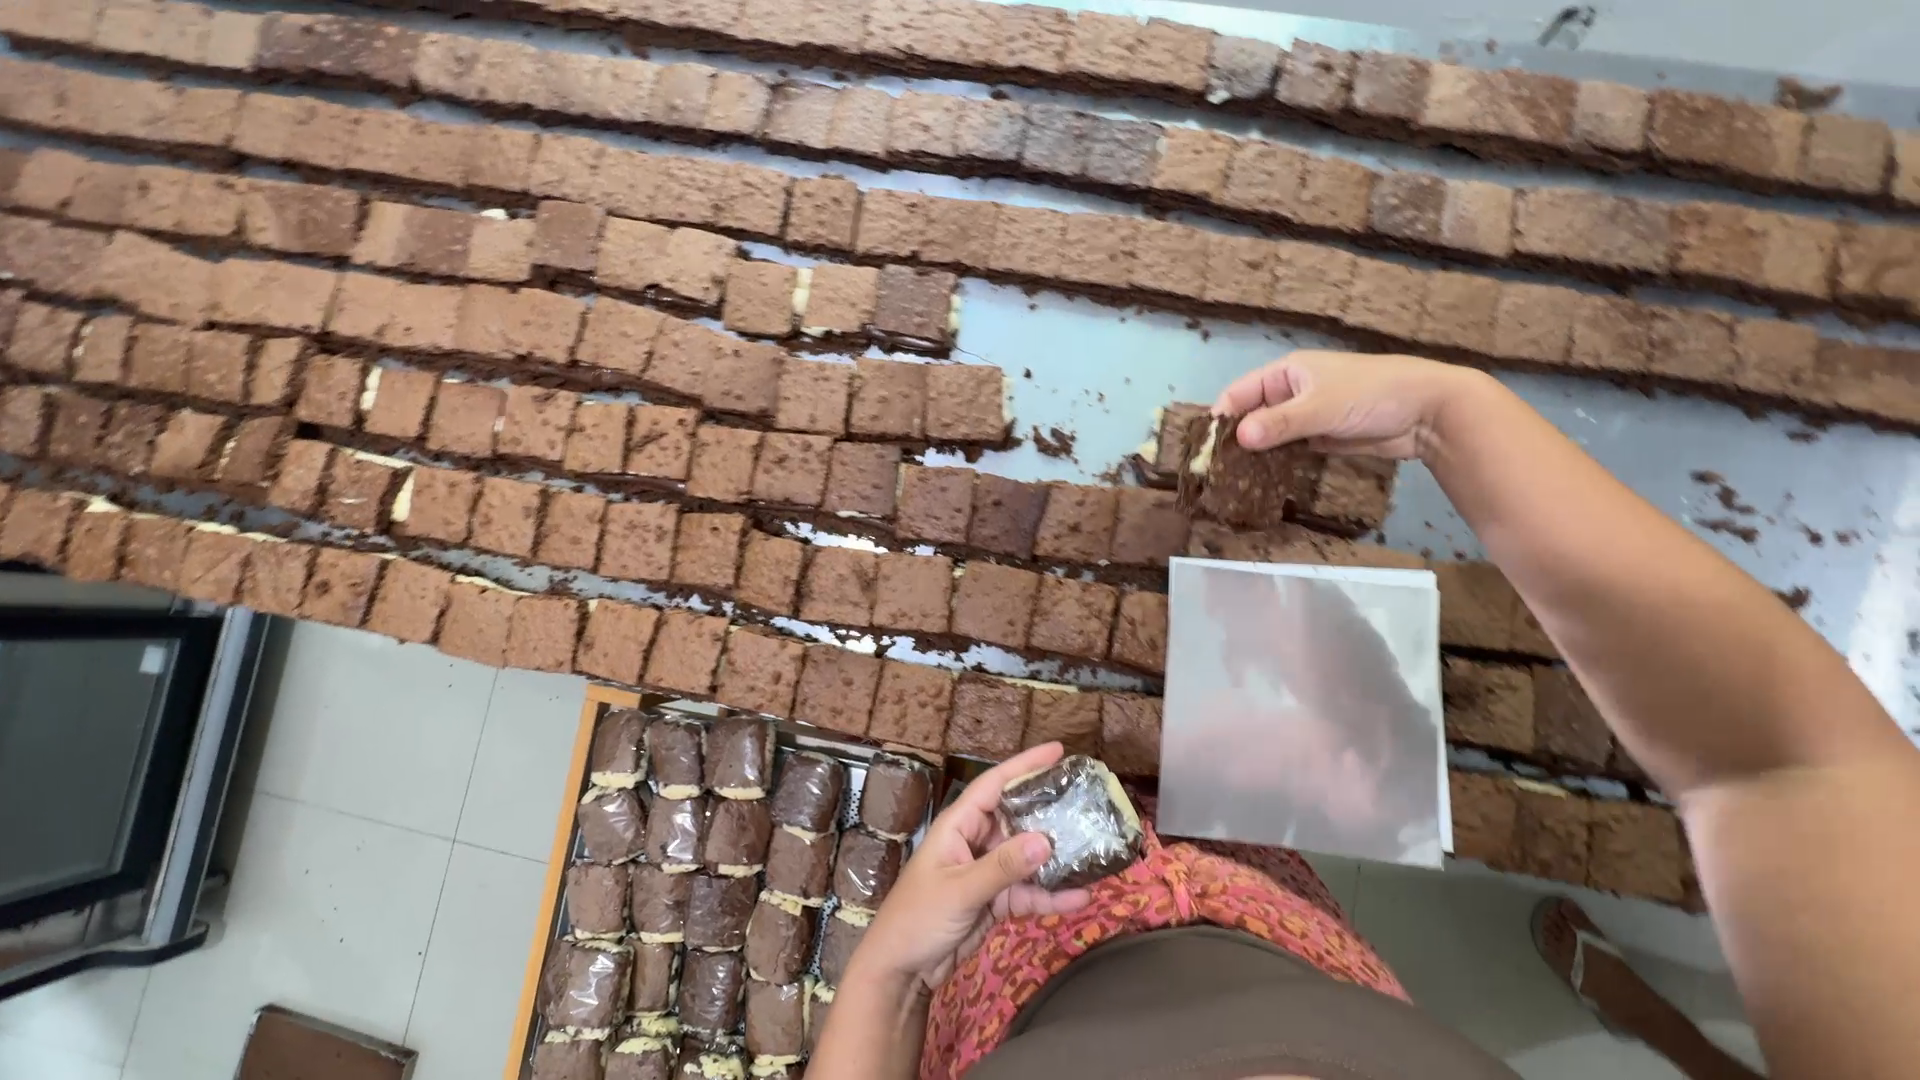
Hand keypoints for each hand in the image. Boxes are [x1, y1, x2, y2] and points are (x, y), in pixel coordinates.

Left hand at [848, 743, 1093, 996]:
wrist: (900, 971)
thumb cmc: (918, 918)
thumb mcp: (961, 890)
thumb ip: (1004, 866)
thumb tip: (1047, 840)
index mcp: (958, 825)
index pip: (994, 784)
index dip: (1024, 765)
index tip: (1058, 751)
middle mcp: (975, 841)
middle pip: (1017, 818)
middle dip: (1049, 811)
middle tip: (1087, 801)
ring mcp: (986, 872)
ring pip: (1027, 857)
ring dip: (1056, 858)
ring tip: (1095, 850)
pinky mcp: (995, 901)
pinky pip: (1028, 891)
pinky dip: (1051, 895)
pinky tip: (1080, 896)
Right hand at [1213, 350, 1489, 458]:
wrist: (1428, 411)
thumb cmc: (1371, 394)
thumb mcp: (1321, 406)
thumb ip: (1280, 423)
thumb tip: (1239, 438)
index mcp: (1285, 373)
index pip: (1239, 393)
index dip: (1220, 418)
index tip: (1205, 448)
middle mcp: (1289, 393)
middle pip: (1250, 417)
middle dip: (1233, 441)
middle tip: (1214, 472)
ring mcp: (1304, 417)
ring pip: (1267, 437)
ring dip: (1252, 456)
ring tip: (1231, 482)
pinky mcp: (1319, 438)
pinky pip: (1286, 451)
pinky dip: (1273, 464)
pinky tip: (1259, 482)